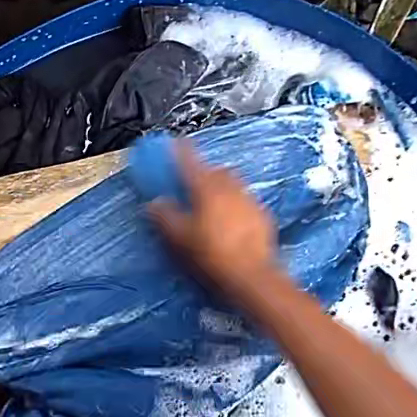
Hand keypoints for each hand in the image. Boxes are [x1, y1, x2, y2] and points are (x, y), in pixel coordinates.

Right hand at [145, 139, 290, 309]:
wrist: (252, 276)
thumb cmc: (212, 253)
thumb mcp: (180, 237)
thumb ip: (165, 216)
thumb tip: (154, 202)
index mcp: (206, 187)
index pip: (190, 161)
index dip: (182, 150)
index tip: (177, 141)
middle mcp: (229, 186)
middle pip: (215, 170)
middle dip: (204, 171)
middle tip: (193, 182)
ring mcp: (249, 199)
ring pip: (233, 183)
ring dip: (221, 185)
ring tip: (213, 200)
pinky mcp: (263, 214)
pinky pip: (245, 200)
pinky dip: (235, 202)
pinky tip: (232, 219)